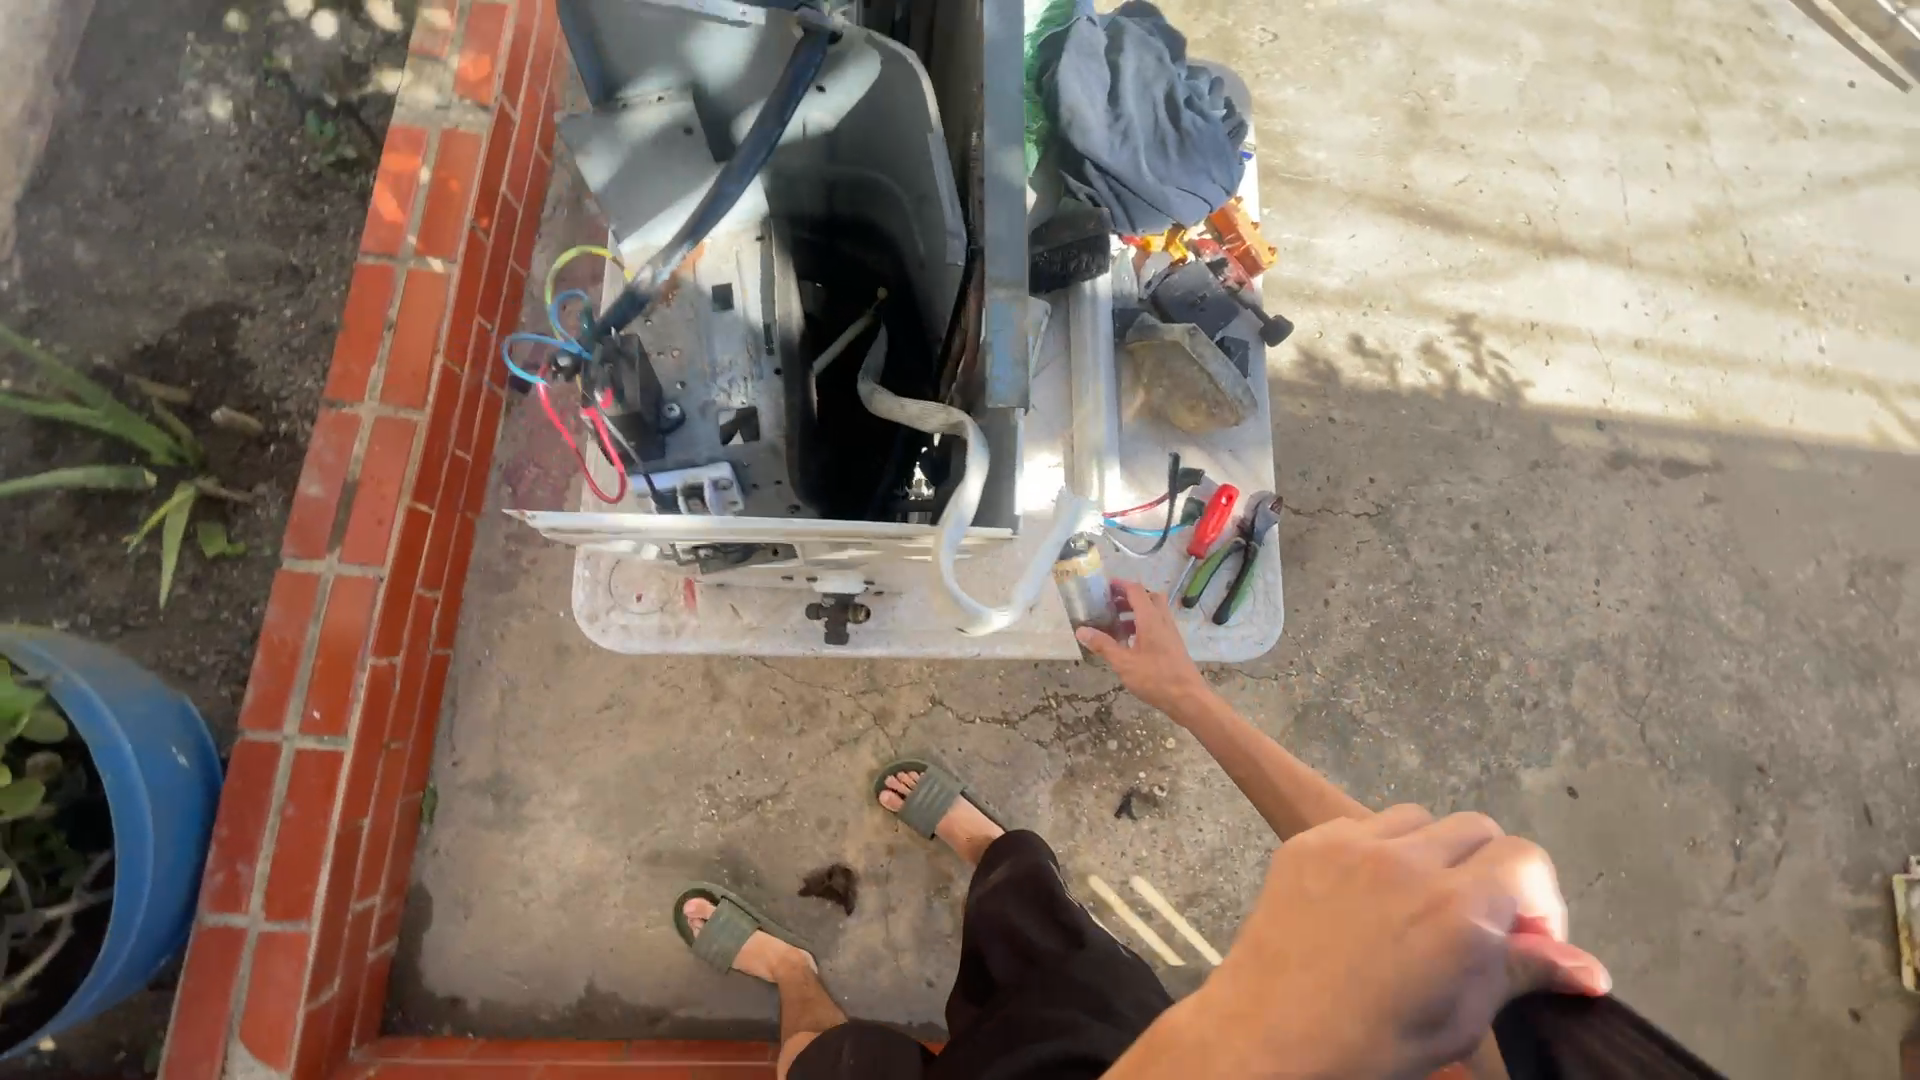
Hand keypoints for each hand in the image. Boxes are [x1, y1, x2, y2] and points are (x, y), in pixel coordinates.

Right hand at [1075, 580, 1216, 717]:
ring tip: (1116, 625)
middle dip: (1129, 597)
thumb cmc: (1155, 678)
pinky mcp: (1173, 644)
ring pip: (1154, 612)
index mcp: (1150, 619)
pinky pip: (1157, 625)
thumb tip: (1081, 630)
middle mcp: (1163, 620)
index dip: (1120, 585)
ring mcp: (1170, 632)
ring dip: (1136, 612)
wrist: (1188, 698)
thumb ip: (1103, 645)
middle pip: (1148, 597)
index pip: (1136, 591)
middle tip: (1111, 605)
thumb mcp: (1124, 662)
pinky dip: (1143, 625)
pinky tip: (1130, 643)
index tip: (1104, 587)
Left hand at [1194, 807, 1610, 1078]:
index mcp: (1458, 907)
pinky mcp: (1307, 840)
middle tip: (1473, 915)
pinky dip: (1374, 849)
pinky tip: (1362, 891)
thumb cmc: (1377, 1039)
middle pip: (1474, 827)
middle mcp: (1406, 860)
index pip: (1525, 858)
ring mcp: (1349, 843)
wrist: (1273, 1026)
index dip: (1537, 897)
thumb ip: (1519, 972)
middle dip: (1488, 867)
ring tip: (1415, 899)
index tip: (1524, 936)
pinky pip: (1357, 825)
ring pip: (1414, 818)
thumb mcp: (1461, 1016)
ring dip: (1429, 851)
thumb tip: (1589, 968)